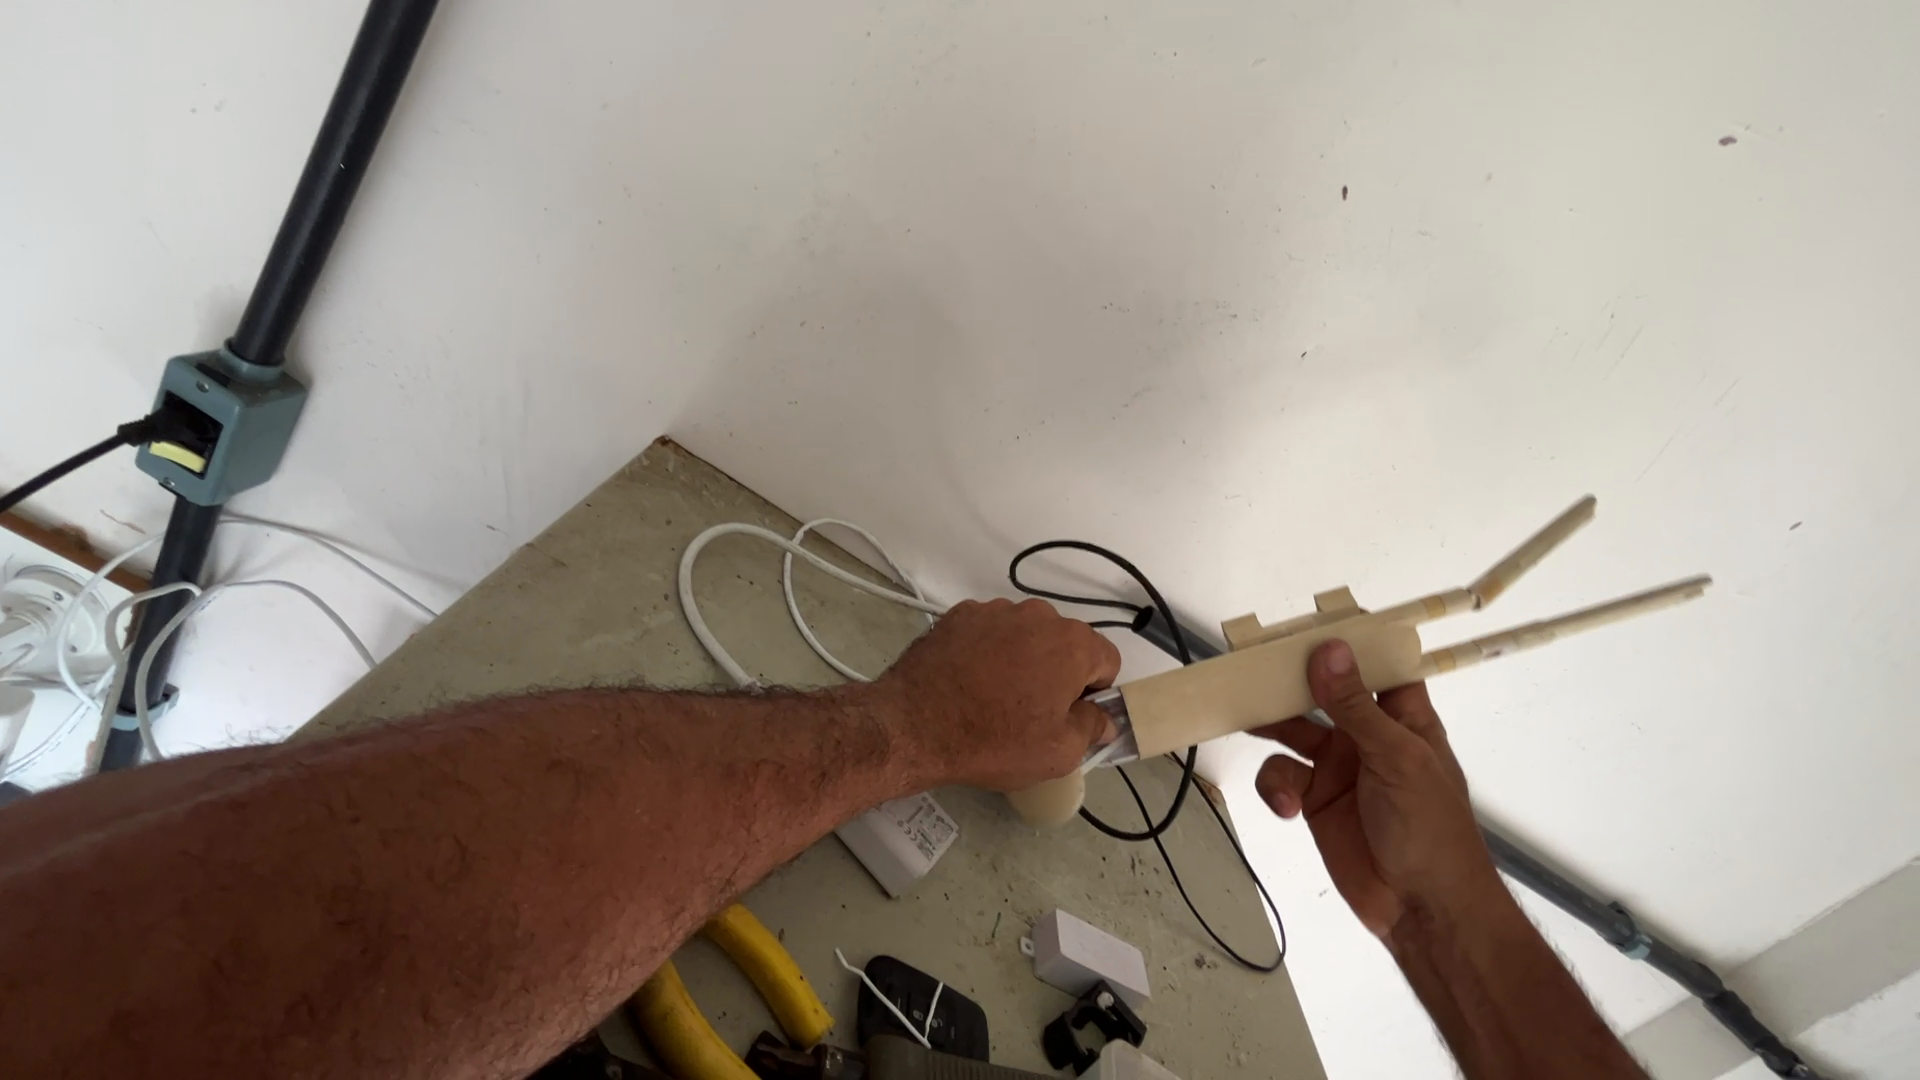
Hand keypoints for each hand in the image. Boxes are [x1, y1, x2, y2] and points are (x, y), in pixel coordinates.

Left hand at [874, 598, 1120, 791]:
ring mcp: (994, 609)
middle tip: (1032, 711)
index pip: (1106, 660)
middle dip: (1058, 672)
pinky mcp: (959, 614)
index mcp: (1071, 643)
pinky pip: (989, 631)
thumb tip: (1102, 718)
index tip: (1070, 715)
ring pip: (1025, 635)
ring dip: (1022, 658)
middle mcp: (1037, 614)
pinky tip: (969, 680)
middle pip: (1064, 643)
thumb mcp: (1059, 752)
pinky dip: (987, 651)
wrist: (914, 725)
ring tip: (994, 696)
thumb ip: (1092, 728)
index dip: (1094, 691)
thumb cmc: (996, 741)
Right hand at [1253, 640, 1498, 940]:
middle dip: (1290, 683)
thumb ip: (1356, 706)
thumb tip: (1330, 649)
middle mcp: (1366, 737)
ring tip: (1245, 721)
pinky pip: (1279, 776)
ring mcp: (1337, 768)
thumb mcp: (1396, 759)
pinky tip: (1285, 804)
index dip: (1351, 645)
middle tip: (1253, 666)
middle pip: (1321, 694)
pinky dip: (1274, 786)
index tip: (1313, 622)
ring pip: (1290, 731)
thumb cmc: (1429, 829)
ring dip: (1269, 728)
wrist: (1420, 910)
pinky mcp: (1312, 799)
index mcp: (1401, 720)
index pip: (1379, 668)